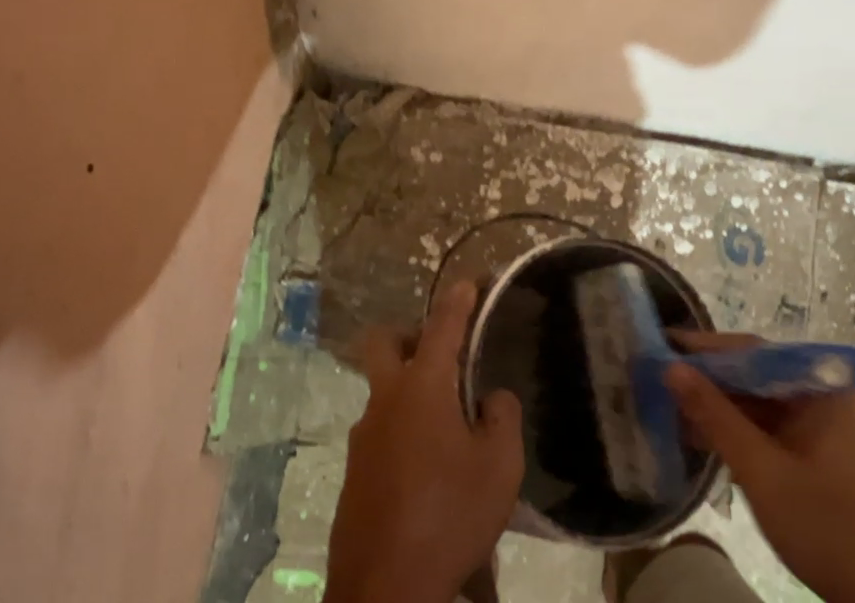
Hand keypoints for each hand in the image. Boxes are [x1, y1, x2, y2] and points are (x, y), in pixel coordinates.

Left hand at [326, 281, 525, 602]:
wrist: (386, 587)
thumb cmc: (450, 514)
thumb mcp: (499, 465)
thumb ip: (500, 419)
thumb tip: (490, 398)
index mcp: (422, 389)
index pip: (442, 327)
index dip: (459, 300)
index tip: (470, 281)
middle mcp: (384, 402)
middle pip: (383, 344)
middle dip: (409, 334)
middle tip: (441, 352)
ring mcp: (362, 439)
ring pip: (382, 393)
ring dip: (410, 392)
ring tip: (450, 428)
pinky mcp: (354, 474)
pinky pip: (381, 435)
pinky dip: (405, 434)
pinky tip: (431, 471)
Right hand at [666, 331, 854, 602]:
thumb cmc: (827, 528)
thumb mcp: (761, 472)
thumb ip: (715, 416)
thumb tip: (672, 368)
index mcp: (829, 389)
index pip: (758, 352)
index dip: (707, 348)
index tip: (665, 346)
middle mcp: (839, 398)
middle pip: (766, 377)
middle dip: (714, 381)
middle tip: (664, 382)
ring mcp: (843, 430)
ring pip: (774, 407)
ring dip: (729, 410)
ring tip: (679, 412)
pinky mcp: (840, 459)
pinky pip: (787, 430)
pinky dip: (751, 433)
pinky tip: (716, 442)